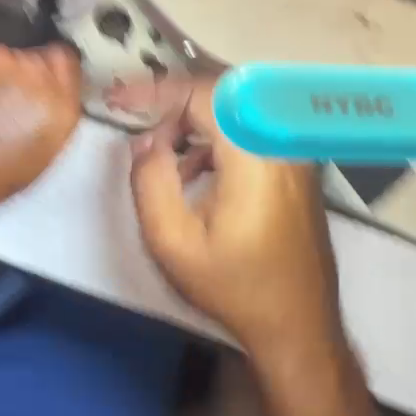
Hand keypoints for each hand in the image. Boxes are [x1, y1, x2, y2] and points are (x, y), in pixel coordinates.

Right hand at [130, 78, 345, 370]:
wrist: (298, 325)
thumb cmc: (233, 286)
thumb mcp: (172, 241)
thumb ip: (151, 181)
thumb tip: (145, 140)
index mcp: (255, 156)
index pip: (204, 95)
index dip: (156, 91)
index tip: (117, 100)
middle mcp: (282, 144)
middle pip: (224, 90)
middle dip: (174, 95)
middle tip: (134, 113)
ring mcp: (295, 155)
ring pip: (239, 106)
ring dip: (194, 114)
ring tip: (158, 146)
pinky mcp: (295, 169)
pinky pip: (252, 128)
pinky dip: (215, 132)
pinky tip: (190, 168)